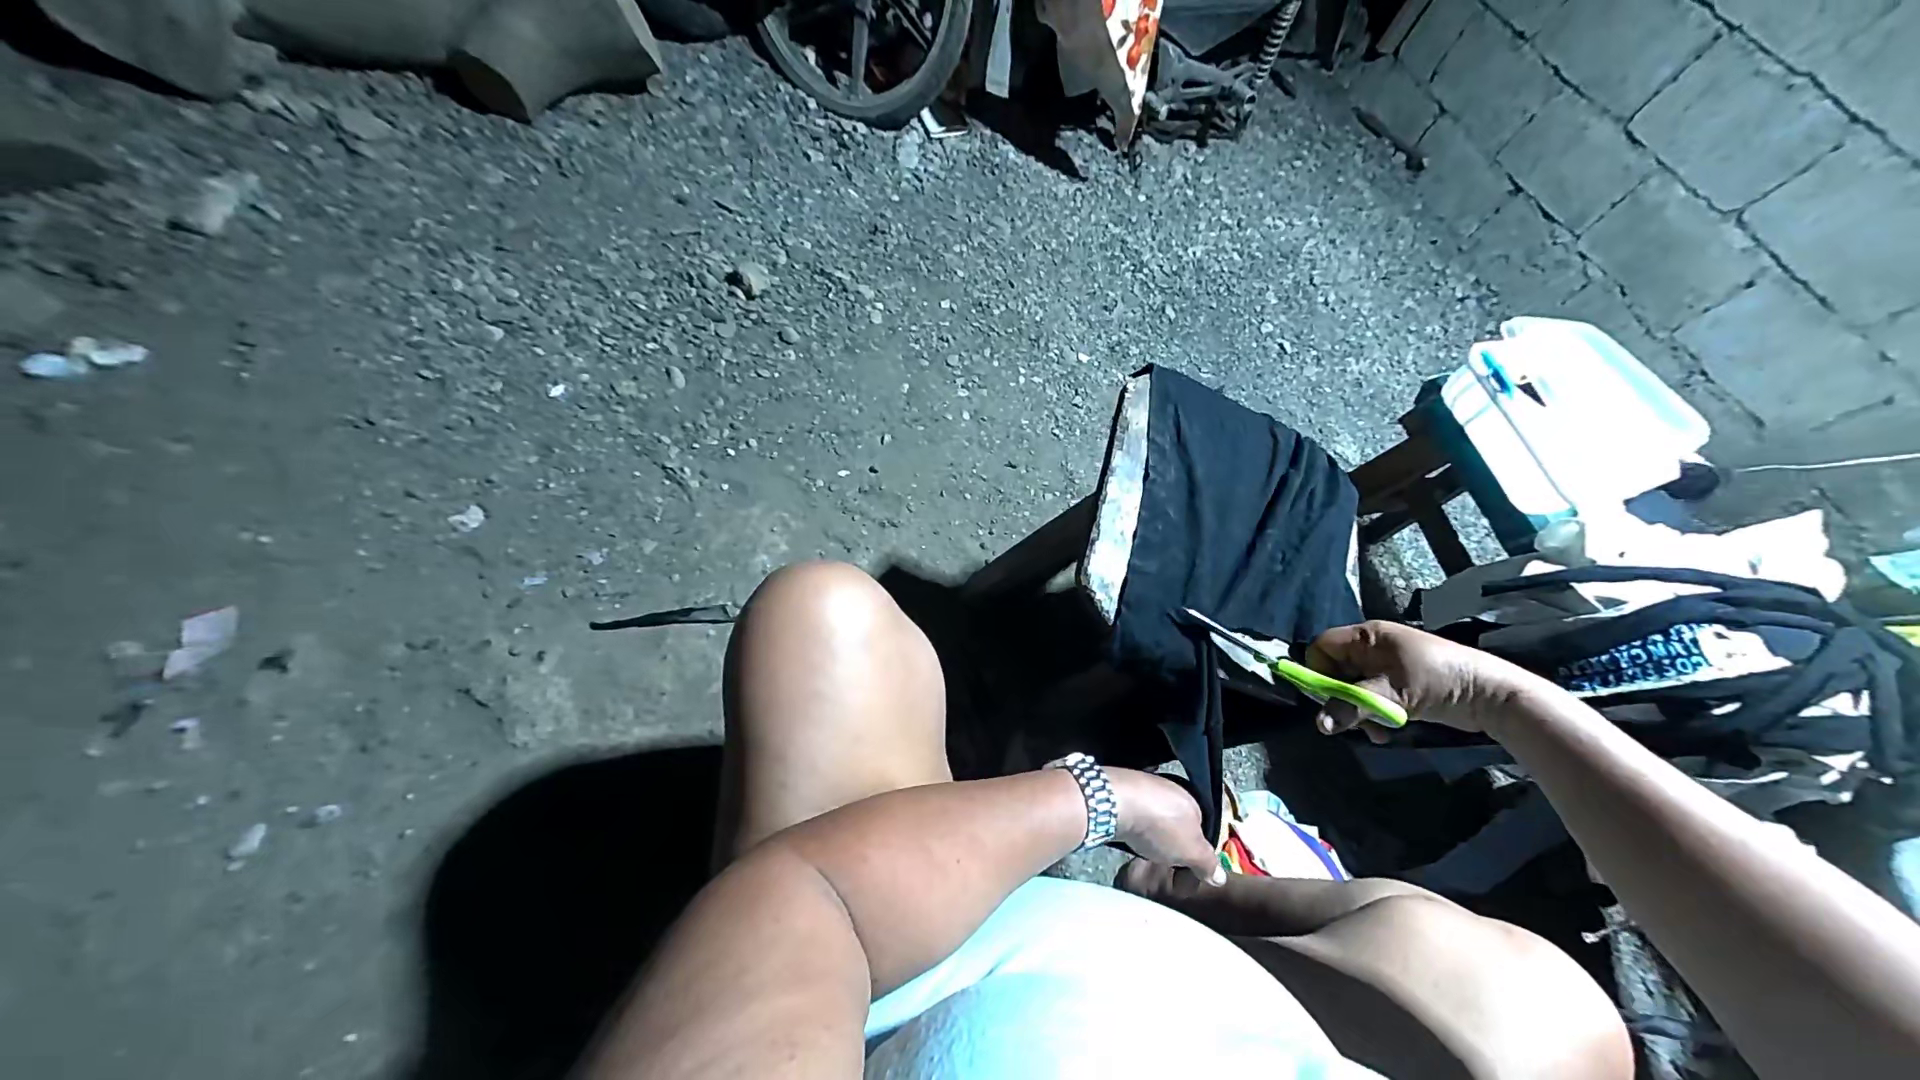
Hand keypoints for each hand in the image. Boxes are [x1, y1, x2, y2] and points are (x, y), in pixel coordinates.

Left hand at [1107, 768, 1226, 885]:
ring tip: (1142, 849)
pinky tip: (1126, 833)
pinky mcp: (1121, 787)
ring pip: (1153, 812)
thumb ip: (1208, 863)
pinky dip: (1132, 822)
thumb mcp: (1192, 851)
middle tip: (1162, 860)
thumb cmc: (1160, 826)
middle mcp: (1169, 786)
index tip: (1185, 869)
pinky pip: (1132, 808)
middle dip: (1170, 839)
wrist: (1116, 800)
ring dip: (1149, 831)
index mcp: (1191, 799)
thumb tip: (1221, 877)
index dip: (1195, 850)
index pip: (1200, 827)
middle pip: (1175, 819)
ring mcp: (1143, 784)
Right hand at [1305, 621, 1543, 740]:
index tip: (1328, 698)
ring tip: (1375, 730)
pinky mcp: (1399, 683)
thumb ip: (1352, 705)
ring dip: (1358, 710)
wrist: (1493, 695)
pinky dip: (1373, 712)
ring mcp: (1386, 665)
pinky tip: (1386, 729)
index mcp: (1367, 636)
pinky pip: (1371, 695)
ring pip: (1353, 686)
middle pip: (1335, 669)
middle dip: (1341, 697)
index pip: (1322, 647)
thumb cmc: (1439, 681)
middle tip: (1354, 721)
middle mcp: (1372, 647)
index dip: (1318, 671)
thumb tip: (1319, 724)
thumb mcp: (1392, 694)